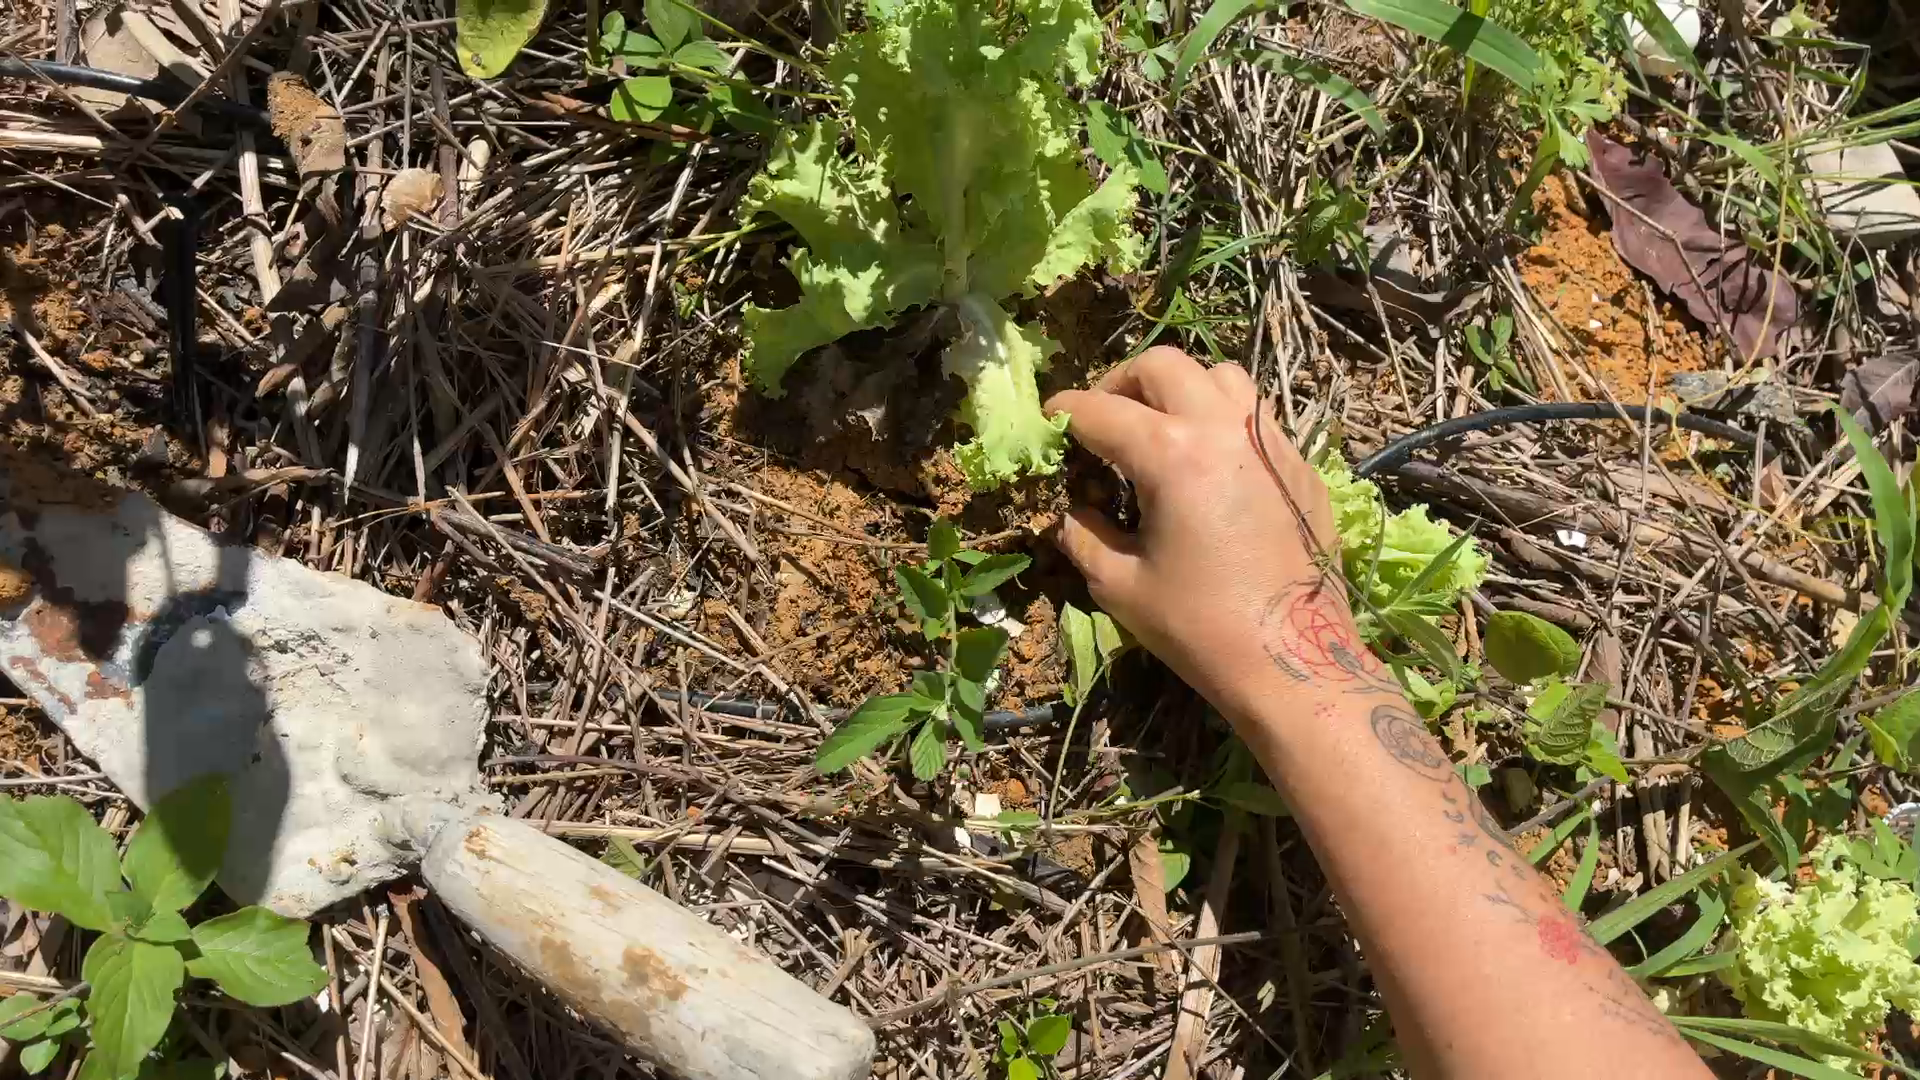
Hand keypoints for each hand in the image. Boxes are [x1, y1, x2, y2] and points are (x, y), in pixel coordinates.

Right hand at [1046, 347, 1358, 713]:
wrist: (1295, 662)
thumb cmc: (1198, 626)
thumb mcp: (1118, 584)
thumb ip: (1082, 534)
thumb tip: (1071, 511)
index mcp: (1171, 455)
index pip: (1100, 411)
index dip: (1063, 411)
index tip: (1047, 419)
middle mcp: (1224, 430)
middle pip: (1163, 365)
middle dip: (1120, 383)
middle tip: (1103, 419)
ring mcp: (1270, 442)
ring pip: (1219, 375)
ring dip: (1178, 389)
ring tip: (1159, 427)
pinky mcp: (1300, 464)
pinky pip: (1254, 414)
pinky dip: (1219, 418)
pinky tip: (1208, 464)